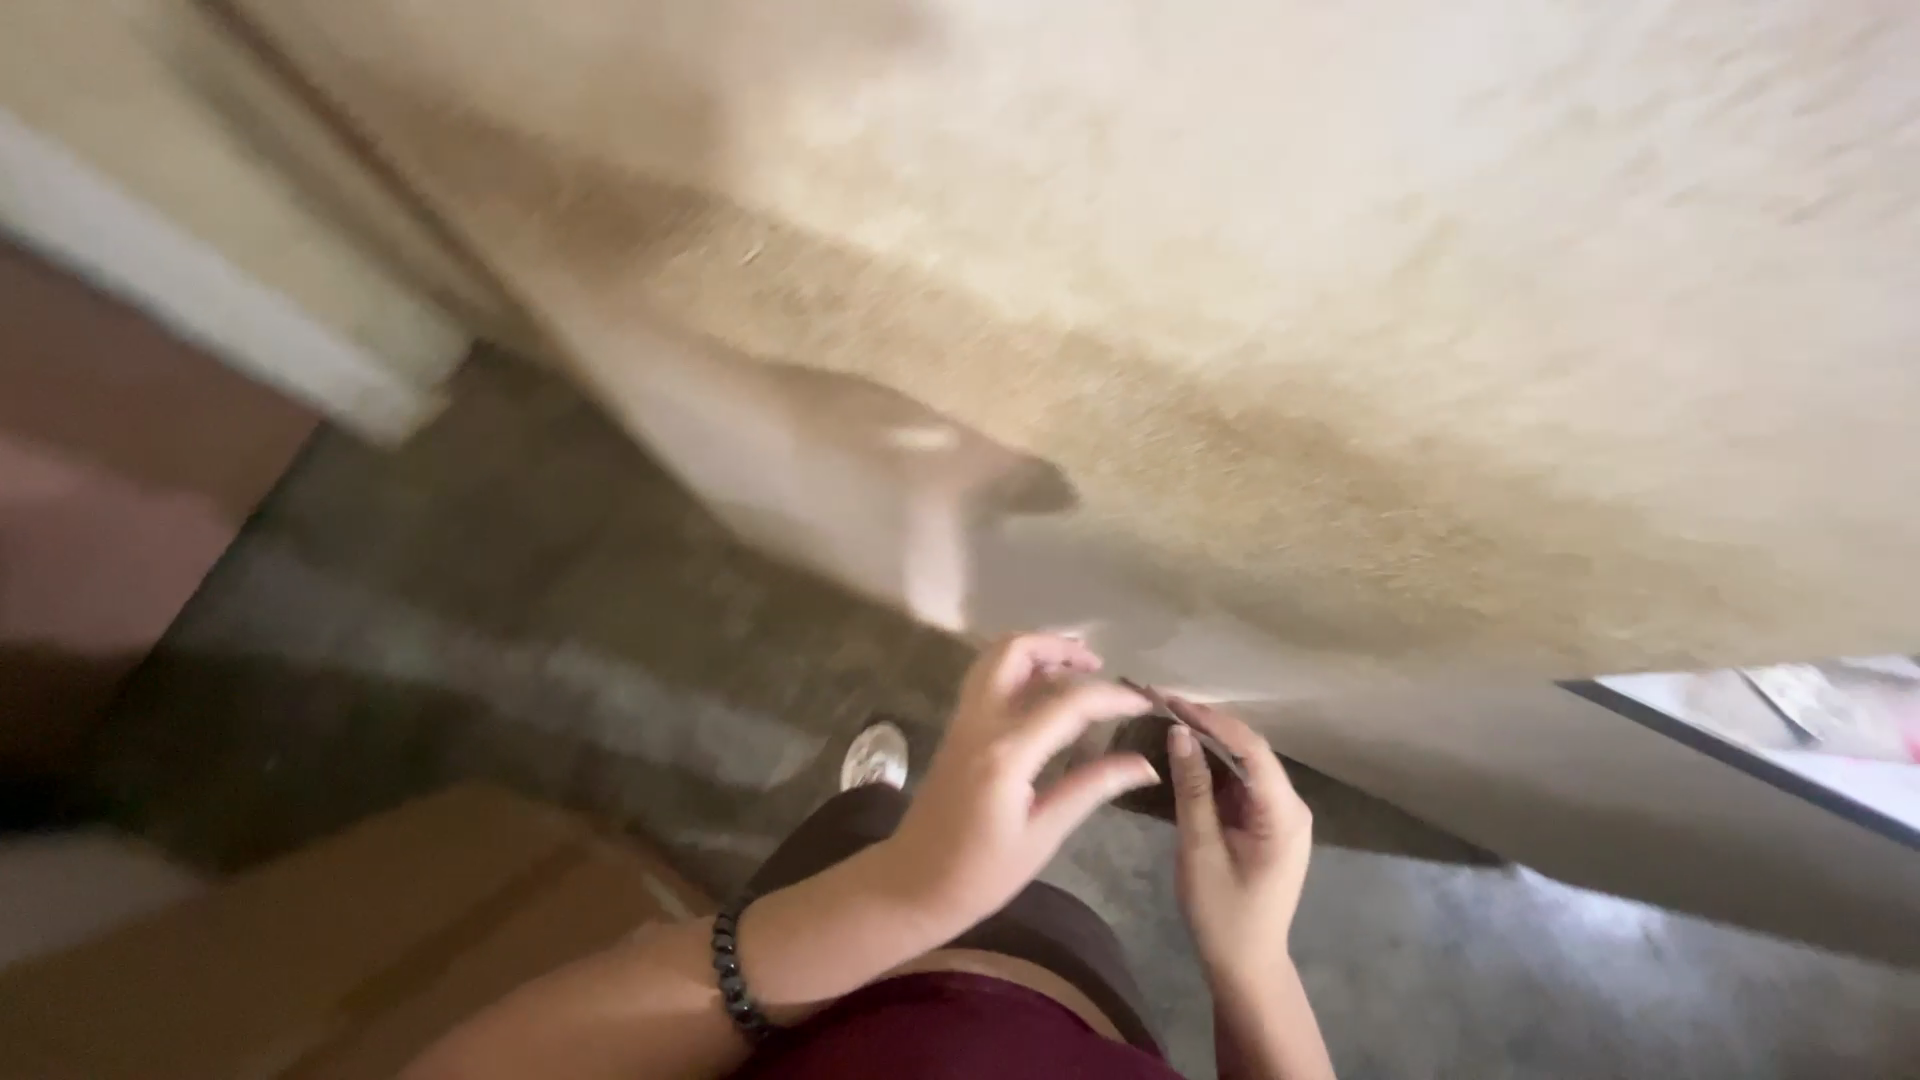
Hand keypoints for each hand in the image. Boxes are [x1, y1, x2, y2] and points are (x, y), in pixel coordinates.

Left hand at [877, 634, 1159, 929]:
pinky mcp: (956, 729)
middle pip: (1015, 651)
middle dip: (1060, 646)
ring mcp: (963, 721)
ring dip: (1036, 651)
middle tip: (1097, 665)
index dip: (1112, 697)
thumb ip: (1091, 787)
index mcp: (1006, 753)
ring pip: (995, 657)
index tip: (1144, 703)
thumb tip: (1144, 764)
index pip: (1068, 702)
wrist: (913, 884)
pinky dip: (1017, 668)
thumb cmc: (981, 873)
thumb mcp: (1043, 834)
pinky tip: (1044, 692)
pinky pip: (986, 678)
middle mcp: (980, 723)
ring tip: (1075, 670)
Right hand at [1167, 699, 1312, 991]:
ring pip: (1244, 763)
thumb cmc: (1222, 913)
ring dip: (1208, 741)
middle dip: (1207, 723)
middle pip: (1250, 750)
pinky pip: (1239, 783)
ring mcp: (1280, 815)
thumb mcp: (1200, 848)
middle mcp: (1290, 806)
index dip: (1211, 718)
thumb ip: (1192, 788)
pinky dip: (1212, 766)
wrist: (1245, 965)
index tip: (1170, 699)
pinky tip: (1184, 753)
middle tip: (1162, 701)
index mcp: (1284, 813)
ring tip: (1167, 717)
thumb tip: (1179, 731)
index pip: (1251, 748)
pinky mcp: (1265, 823)